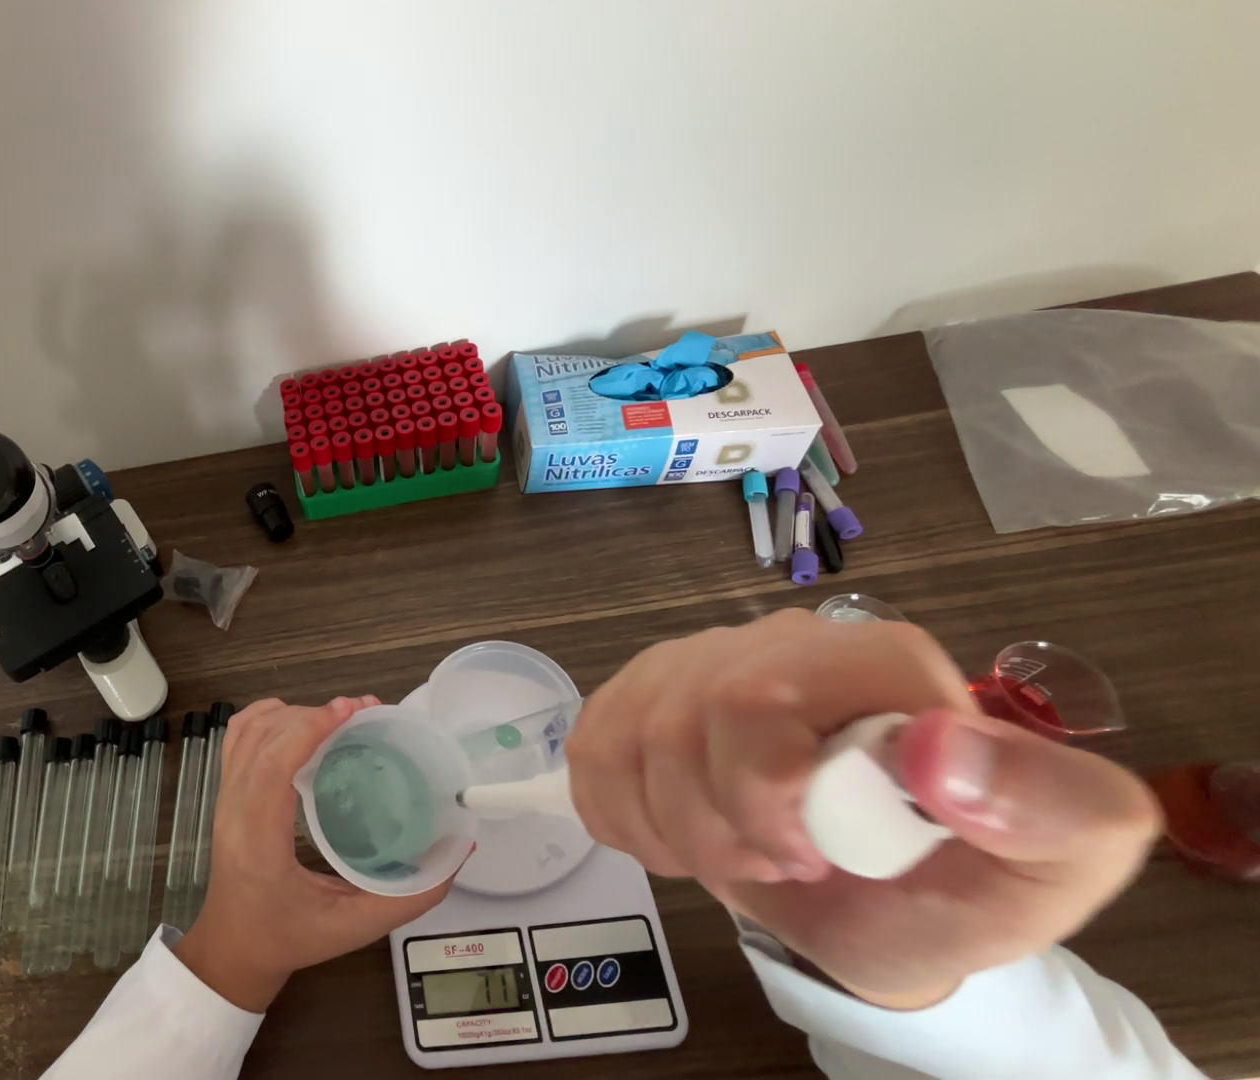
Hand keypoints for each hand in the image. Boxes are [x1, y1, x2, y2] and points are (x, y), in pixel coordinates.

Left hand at [174, 696, 457, 1010]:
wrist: (234, 949)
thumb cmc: (290, 938)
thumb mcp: (355, 927)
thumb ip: (410, 896)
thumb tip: (457, 850)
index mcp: (259, 843)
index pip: (272, 767)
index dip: (309, 730)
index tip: (350, 710)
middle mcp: (233, 812)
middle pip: (262, 740)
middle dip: (312, 715)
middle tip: (363, 712)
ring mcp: (223, 798)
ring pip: (247, 732)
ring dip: (292, 713)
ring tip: (338, 717)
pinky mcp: (224, 791)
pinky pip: (237, 738)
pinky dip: (266, 717)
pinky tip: (299, 720)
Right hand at [566, 609, 1161, 1007]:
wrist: (860, 909)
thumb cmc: (942, 888)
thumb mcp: (1045, 871)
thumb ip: (1049, 807)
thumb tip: (939, 753)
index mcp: (867, 659)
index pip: (755, 695)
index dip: (758, 789)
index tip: (809, 857)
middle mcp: (768, 641)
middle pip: (679, 720)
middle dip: (712, 825)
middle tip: (774, 867)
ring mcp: (685, 665)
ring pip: (625, 740)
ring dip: (670, 831)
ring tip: (733, 856)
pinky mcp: (631, 698)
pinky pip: (591, 754)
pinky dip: (624, 818)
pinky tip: (677, 834)